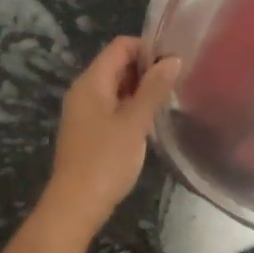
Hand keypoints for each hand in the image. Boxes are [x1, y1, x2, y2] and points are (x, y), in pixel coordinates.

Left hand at [40, 37, 181, 229]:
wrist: (76, 205)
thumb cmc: (105, 161)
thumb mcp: (134, 123)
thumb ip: (153, 89)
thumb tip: (172, 59)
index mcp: (90, 82)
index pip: (120, 47)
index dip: (147, 48)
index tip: (174, 62)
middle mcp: (84, 91)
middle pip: (117, 65)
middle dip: (147, 69)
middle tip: (177, 82)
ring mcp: (85, 112)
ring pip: (116, 88)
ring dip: (141, 90)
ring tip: (169, 100)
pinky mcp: (89, 131)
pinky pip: (112, 107)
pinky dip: (132, 107)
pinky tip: (150, 121)